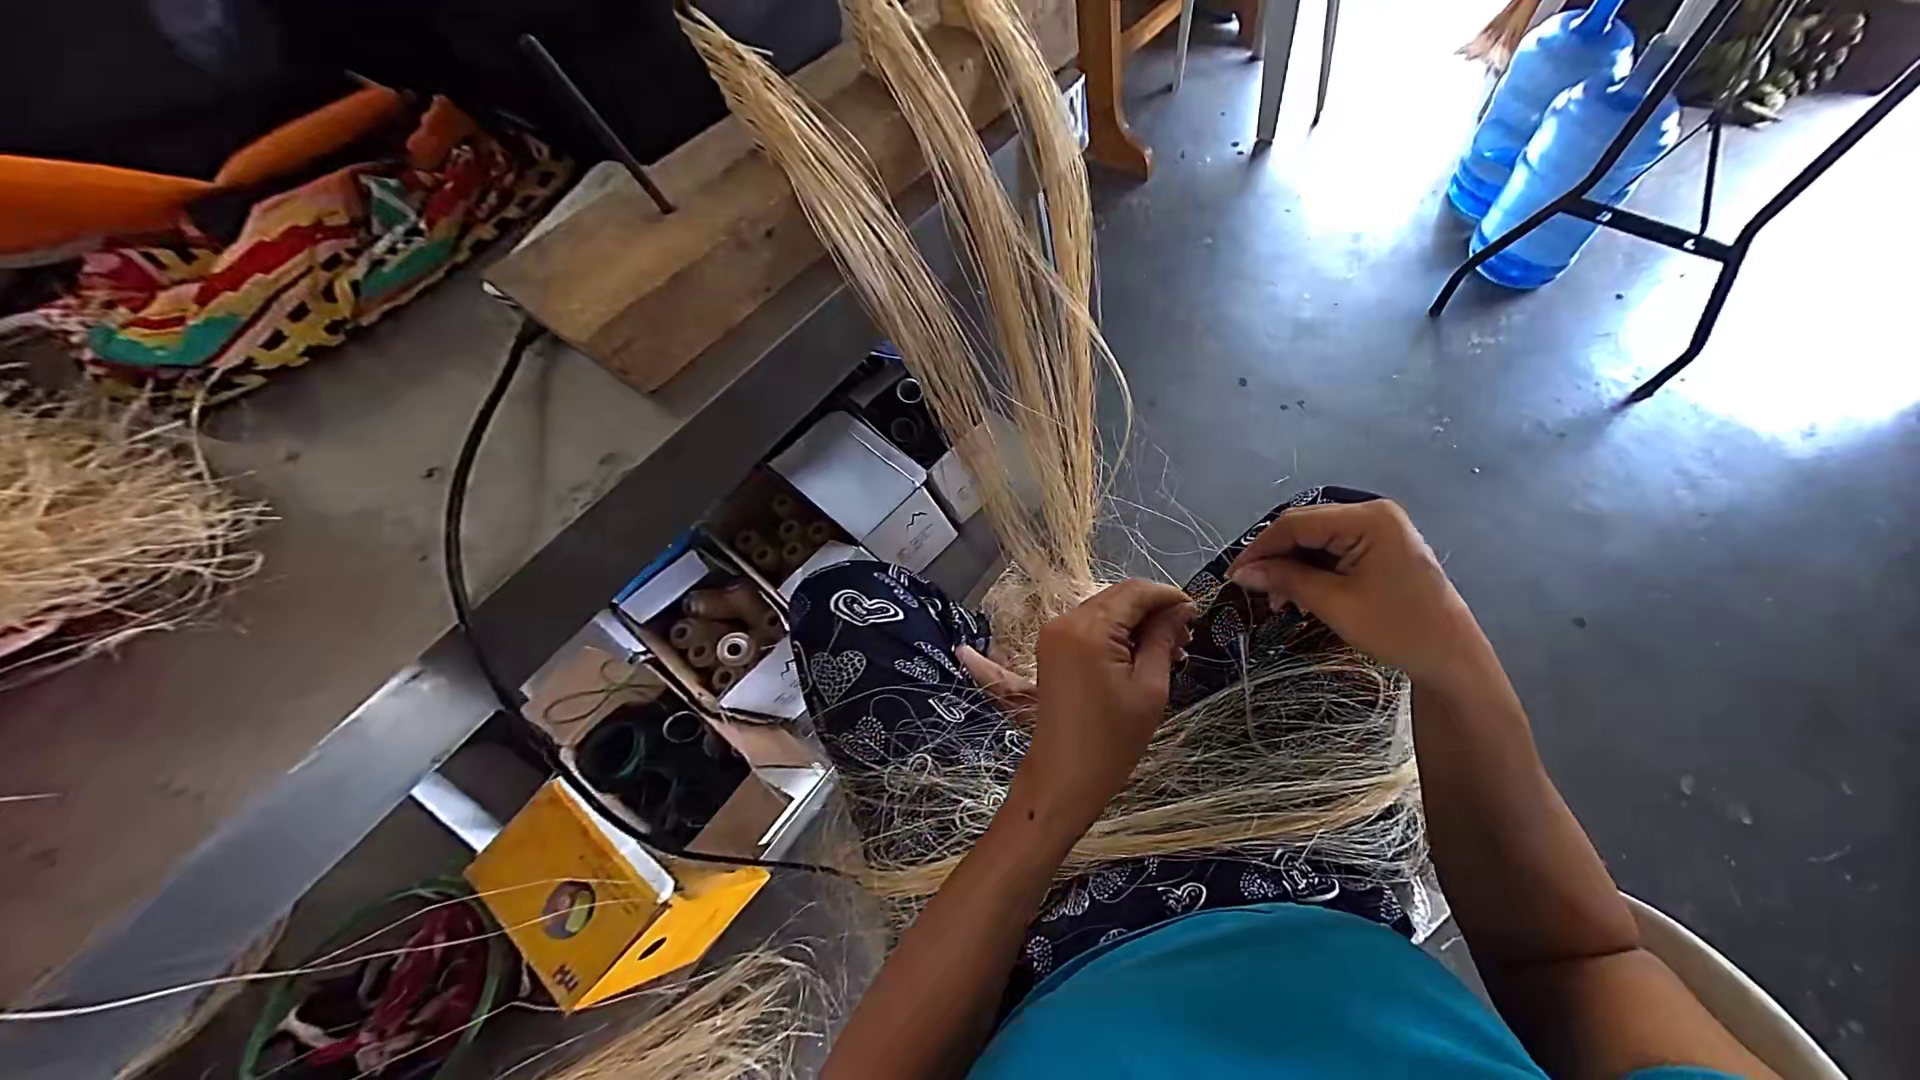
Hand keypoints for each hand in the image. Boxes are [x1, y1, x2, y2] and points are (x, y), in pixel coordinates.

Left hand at [993, 581, 1195, 839]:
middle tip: (1185, 638)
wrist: (1063, 776)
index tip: (1197, 612)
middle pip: (1117, 597)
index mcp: (1088, 628)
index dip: (1169, 597)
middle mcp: (1064, 621)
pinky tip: (1140, 655)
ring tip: (1169, 651)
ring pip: (1104, 610)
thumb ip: (1162, 640)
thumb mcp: (1149, 687)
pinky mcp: (1051, 650)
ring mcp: (1053, 635)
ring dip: (1135, 623)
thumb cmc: (1112, 739)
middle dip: (1153, 610)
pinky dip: (1115, 634)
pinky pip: (1089, 627)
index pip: (1135, 592)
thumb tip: (1180, 610)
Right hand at [1226, 500, 1490, 688]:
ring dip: (1290, 565)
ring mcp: (1378, 529)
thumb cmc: (1397, 629)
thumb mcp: (1334, 603)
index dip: (1259, 548)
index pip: (1295, 523)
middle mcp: (1373, 514)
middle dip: (1274, 557)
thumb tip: (1241, 573)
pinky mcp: (1379, 547)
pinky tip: (1298, 592)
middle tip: (1251, 587)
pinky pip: (1331, 549)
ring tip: (1276, 598)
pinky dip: (1309, 569)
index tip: (1234, 575)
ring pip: (1314, 539)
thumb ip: (1285, 580)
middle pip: (1304, 527)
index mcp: (1368, 519)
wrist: (1451, 658)